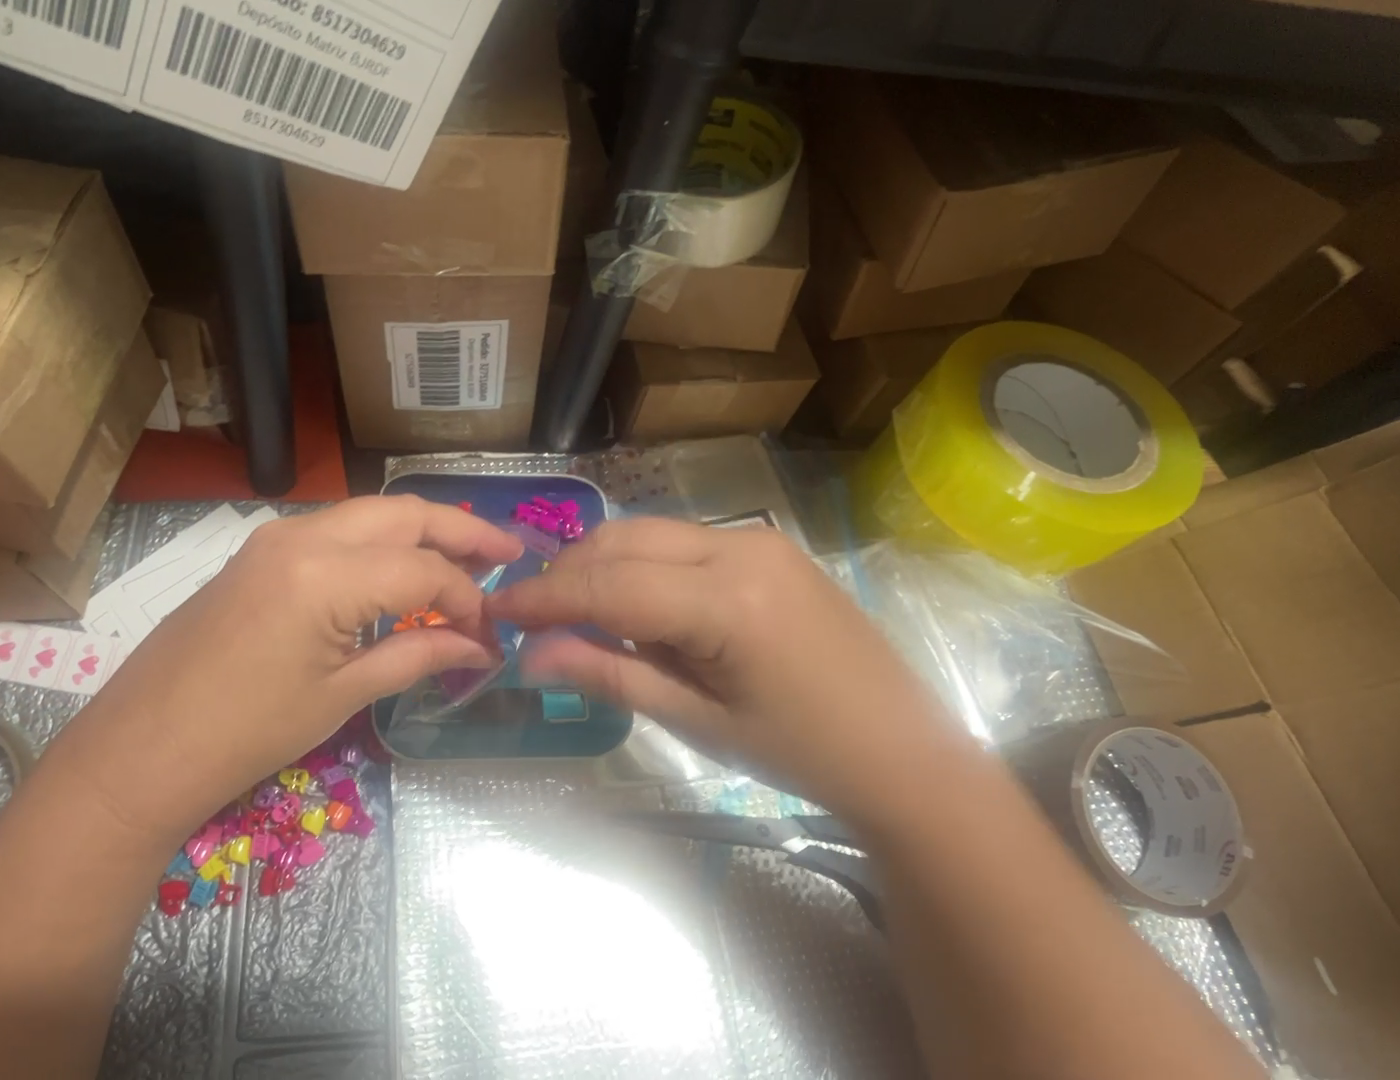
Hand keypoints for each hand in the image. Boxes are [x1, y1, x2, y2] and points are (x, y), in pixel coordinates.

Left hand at [53, 497, 523, 836]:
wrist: (142, 748)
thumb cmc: (246, 732)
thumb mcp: (341, 695)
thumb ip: (417, 655)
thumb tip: (480, 648)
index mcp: (325, 574)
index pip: (425, 569)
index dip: (469, 597)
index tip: (492, 633)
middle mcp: (301, 536)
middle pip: (402, 513)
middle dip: (460, 530)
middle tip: (507, 554)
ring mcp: (274, 539)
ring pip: (367, 514)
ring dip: (419, 531)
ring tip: (465, 559)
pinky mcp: (258, 553)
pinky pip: (334, 531)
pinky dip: (378, 543)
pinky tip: (400, 571)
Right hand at [484, 518, 970, 820]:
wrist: (905, 753)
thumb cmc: (800, 752)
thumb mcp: (697, 721)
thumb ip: (610, 675)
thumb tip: (529, 655)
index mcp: (729, 600)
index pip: (609, 583)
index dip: (544, 597)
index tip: (495, 612)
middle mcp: (742, 547)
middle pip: (623, 541)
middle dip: (568, 575)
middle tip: (531, 621)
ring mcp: (759, 539)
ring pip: (650, 534)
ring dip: (603, 567)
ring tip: (579, 620)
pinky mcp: (768, 546)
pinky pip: (683, 543)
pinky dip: (643, 567)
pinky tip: (637, 610)